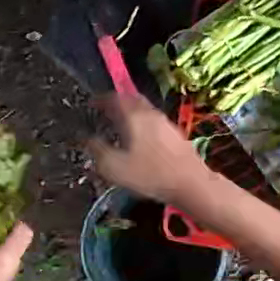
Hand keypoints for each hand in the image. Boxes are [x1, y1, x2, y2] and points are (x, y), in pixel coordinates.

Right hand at [87, 89, 214, 204]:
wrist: (191, 183)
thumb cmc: (150, 174)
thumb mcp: (115, 167)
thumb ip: (98, 151)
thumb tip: (88, 139)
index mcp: (134, 116)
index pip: (115, 98)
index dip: (101, 99)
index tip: (91, 104)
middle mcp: (151, 113)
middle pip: (132, 100)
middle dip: (117, 104)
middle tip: (105, 111)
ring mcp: (166, 123)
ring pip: (145, 111)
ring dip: (131, 114)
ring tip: (119, 126)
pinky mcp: (176, 135)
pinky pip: (154, 122)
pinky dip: (142, 124)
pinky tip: (140, 140)